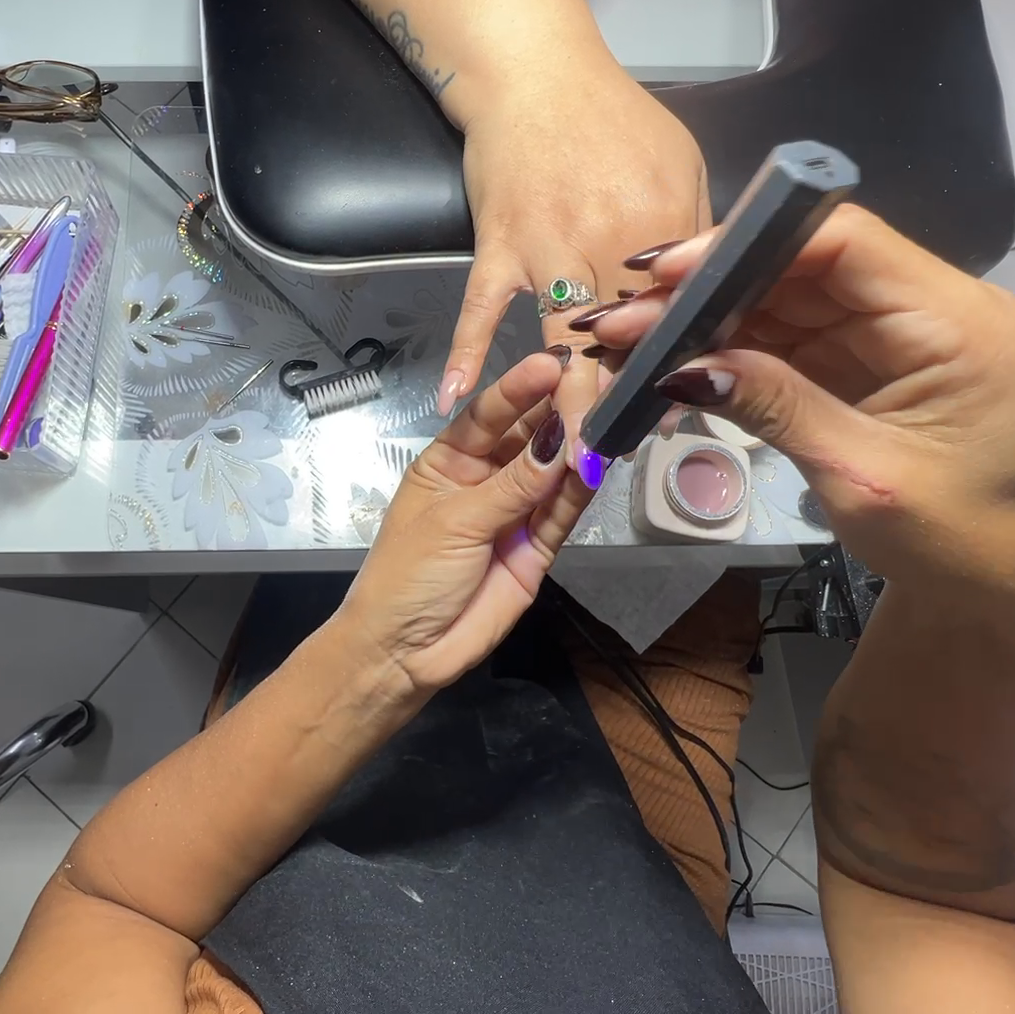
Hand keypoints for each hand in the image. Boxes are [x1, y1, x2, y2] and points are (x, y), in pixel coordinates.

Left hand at [335, 352, 596, 690]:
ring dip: (578, 446)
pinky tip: (601, 459)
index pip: (488, 415)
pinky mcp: (538, 546)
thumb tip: (560, 440)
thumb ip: (511, 486)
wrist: (405, 652)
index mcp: (448, 461)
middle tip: (595, 383)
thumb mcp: (454, 523)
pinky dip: (582, 488)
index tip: (554, 363)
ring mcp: (514, 511)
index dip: (519, 389)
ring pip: (553, 470)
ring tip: (609, 414)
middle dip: (558, 411)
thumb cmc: (408, 575)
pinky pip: (564, 510)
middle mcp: (484, 478)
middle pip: (528, 436)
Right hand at [442, 66, 709, 492]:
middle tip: (626, 457)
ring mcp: (542, 251)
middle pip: (620, 339)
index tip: (680, 412)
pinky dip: (465, 352)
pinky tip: (452, 397)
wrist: (535, 77)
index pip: (675, 309)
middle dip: (623, 401)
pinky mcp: (496, 251)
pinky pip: (479, 310)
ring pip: (559, 338)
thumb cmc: (614, 119)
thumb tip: (701, 300)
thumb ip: (694, 236)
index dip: (677, 364)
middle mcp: (602, 243)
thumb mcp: (680, 165)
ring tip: (569, 456)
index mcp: (660, 221)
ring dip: (565, 400)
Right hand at [584, 205, 1014, 586]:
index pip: (842, 243)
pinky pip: (774, 343)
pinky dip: (718, 353)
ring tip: (625, 345)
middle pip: (794, 268)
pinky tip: (665, 364)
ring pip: (774, 304)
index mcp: (948, 321)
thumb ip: (776, 407)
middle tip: (621, 322)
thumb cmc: (958, 536)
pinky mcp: (849, 365)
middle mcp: (913, 310)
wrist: (1001, 581)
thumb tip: (680, 368)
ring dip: (699, 322)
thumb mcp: (861, 474)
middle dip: (703, 290)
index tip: (666, 277)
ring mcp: (877, 337)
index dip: (748, 246)